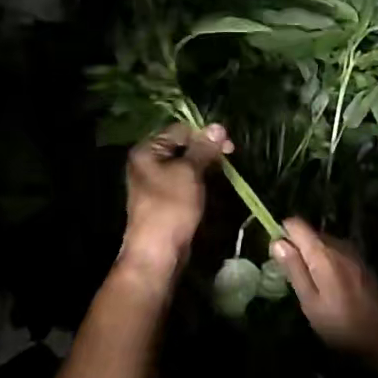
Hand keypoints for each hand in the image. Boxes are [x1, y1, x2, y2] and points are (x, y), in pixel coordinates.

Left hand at [121, 122, 232, 278]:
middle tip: (230, 156)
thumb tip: (218, 126)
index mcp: (147, 150)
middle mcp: (147, 161)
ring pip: (184, 164)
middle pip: (181, 145)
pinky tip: (214, 182)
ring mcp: (154, 180)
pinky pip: (183, 180)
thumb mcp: (189, 173)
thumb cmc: (171, 207)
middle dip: (206, 148)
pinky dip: (199, 178)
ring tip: (225, 169)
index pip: (179, 130)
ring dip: (204, 164)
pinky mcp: (164, 197)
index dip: (204, 133)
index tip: (229, 144)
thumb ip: (203, 149)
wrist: (157, 251)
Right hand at [271, 218, 377, 357]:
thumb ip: (293, 269)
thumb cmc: (342, 323)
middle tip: (292, 276)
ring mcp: (351, 253)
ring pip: (321, 242)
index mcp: (322, 252)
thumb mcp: (310, 301)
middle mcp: (338, 245)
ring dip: (310, 256)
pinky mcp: (360, 263)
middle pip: (308, 232)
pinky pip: (333, 252)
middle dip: (295, 247)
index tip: (278, 257)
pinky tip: (328, 286)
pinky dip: (324, 261)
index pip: (295, 223)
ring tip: (310, 284)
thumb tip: (276, 243)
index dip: (282, 234)